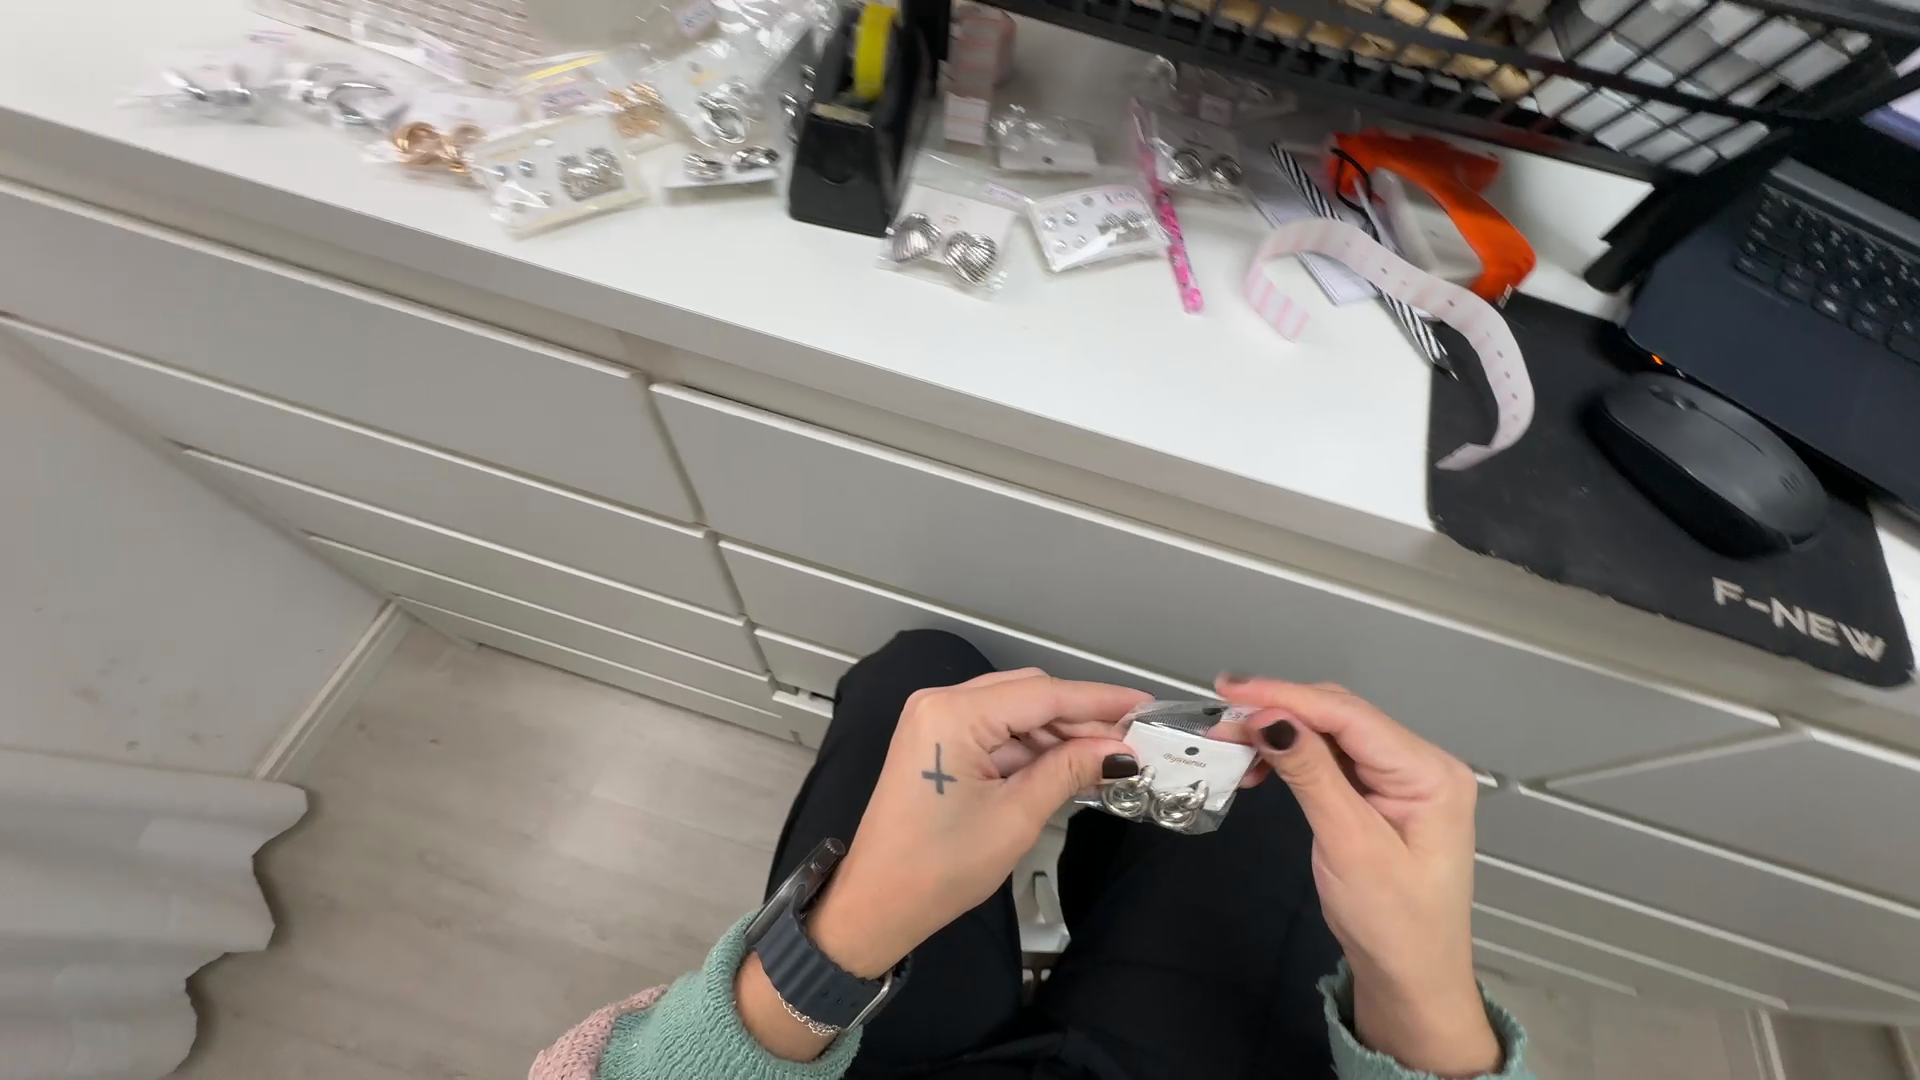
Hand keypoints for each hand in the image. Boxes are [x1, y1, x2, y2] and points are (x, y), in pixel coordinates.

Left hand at [737, 669, 1147, 1060]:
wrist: (877, 905)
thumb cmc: (938, 868)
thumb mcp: (1015, 818)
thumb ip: (1068, 771)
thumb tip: (1118, 750)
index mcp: (952, 713)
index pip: (1042, 695)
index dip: (1098, 700)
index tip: (1144, 705)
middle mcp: (940, 702)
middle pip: (1028, 695)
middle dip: (1080, 717)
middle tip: (1130, 741)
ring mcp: (936, 719)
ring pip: (1014, 711)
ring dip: (1058, 733)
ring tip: (1106, 757)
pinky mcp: (938, 740)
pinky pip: (996, 731)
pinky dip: (1031, 746)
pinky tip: (1067, 763)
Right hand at [1215, 676, 1500, 1077]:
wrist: (1411, 980)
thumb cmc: (1391, 921)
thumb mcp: (1348, 844)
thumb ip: (1310, 772)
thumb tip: (1266, 717)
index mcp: (1428, 772)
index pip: (1347, 714)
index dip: (1285, 696)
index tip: (1229, 690)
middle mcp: (1417, 762)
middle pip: (1336, 715)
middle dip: (1276, 710)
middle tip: (1221, 721)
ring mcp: (1397, 775)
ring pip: (1325, 731)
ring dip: (1277, 731)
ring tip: (1230, 742)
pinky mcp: (1375, 789)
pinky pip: (1325, 754)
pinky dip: (1287, 753)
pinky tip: (1258, 764)